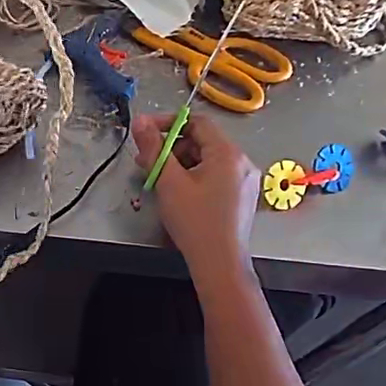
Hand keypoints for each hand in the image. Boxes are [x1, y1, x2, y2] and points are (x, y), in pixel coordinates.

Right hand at [133, 113, 256, 274]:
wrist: (219, 264)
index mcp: (228, 154)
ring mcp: (245, 181)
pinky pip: (215, 175)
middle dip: (172, 148)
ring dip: (181, 164)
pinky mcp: (242, 196)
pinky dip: (194, 177)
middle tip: (147, 161)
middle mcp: (242, 163)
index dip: (168, 123)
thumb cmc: (195, 222)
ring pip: (207, 160)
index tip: (147, 132)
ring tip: (159, 180)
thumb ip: (154, 148)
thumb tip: (141, 122)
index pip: (197, 122)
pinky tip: (178, 192)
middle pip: (202, 141)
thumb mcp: (168, 181)